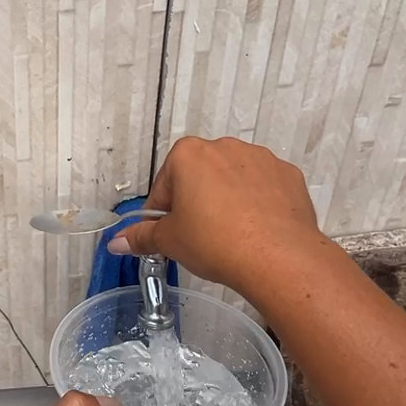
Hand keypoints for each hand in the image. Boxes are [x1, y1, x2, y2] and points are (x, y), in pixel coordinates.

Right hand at [109, 135, 330, 291]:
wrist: (278, 258)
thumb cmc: (216, 242)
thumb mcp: (170, 241)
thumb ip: (141, 236)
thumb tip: (117, 242)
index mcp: (188, 155)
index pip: (164, 187)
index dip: (164, 214)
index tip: (172, 235)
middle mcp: (224, 147)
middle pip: (198, 178)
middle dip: (196, 203)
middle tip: (199, 238)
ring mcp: (260, 159)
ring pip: (232, 181)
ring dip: (227, 201)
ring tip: (230, 237)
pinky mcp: (288, 175)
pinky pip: (264, 188)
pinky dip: (258, 205)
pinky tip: (256, 232)